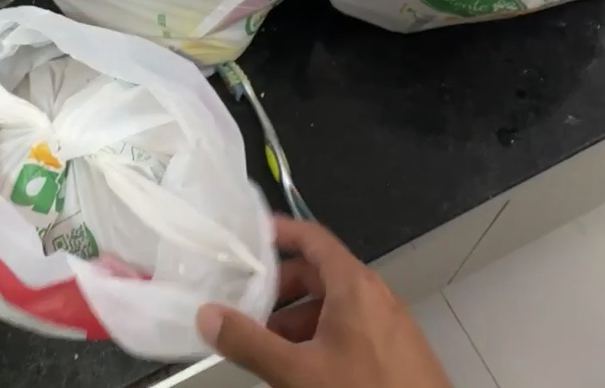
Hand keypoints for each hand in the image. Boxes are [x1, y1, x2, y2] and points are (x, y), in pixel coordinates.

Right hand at [197, 217, 451, 387]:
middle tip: (249, 306)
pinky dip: (323, 336)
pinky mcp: (398, 352)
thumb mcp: (299, 374)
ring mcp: (390, 323)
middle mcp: (374, 294)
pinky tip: (306, 369)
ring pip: (334, 305)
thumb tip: (207, 315)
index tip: (247, 238)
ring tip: (271, 347)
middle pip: (319, 272)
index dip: (279, 232)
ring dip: (299, 318)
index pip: (312, 237)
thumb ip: (251, 344)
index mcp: (353, 284)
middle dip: (281, 288)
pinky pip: (353, 328)